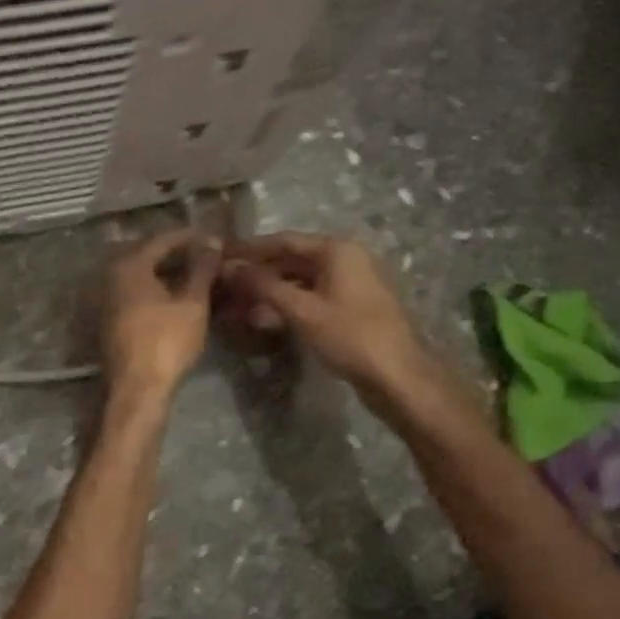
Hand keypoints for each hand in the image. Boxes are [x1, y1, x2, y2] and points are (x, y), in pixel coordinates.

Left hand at [102, 230, 221, 400]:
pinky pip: (140, 294)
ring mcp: (109, 299)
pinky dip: (162, 292)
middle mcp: (112, 276)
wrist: (137, 389)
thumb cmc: (166, 341)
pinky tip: (184, 299)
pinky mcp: (112, 320)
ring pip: (146, 277)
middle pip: (151, 256)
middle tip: (211, 258)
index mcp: (129, 265)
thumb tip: (211, 240)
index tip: (216, 238)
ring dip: (173, 275)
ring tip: (203, 279)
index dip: (192, 237)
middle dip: (182, 255)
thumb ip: (202, 268)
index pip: (163, 239)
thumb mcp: (192, 303)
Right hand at [219, 233, 427, 393]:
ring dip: (270, 292)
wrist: (398, 377)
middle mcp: (345, 259)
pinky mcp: (350, 308)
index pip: (284, 240)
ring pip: (300, 282)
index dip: (250, 249)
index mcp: (337, 250)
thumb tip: (228, 267)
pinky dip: (287, 306)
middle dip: (258, 274)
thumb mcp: (301, 310)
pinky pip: (311, 298)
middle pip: (292, 260)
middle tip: (224, 284)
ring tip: (237, 305)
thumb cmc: (350, 336)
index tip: (221, 256)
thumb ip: (263, 286)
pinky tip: (263, 319)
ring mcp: (350, 284)